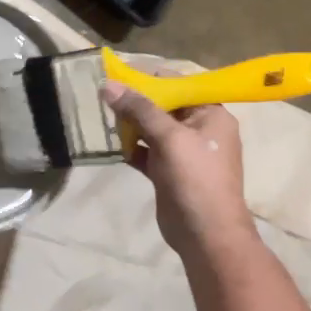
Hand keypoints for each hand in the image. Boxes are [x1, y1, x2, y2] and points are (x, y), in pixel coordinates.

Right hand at [104, 81, 260, 266]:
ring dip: (129, 123)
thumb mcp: (169, 137)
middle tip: (102, 94)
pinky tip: (108, 142)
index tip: (117, 74)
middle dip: (134, 100)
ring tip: (100, 114)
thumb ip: (139, 109)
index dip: (149, 78)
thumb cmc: (195, 179)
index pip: (178, 84)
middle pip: (163, 105)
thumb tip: (107, 84)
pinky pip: (146, 150)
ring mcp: (184, 152)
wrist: (207, 236)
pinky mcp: (168, 171)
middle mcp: (199, 129)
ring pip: (152, 128)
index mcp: (210, 114)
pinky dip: (130, 146)